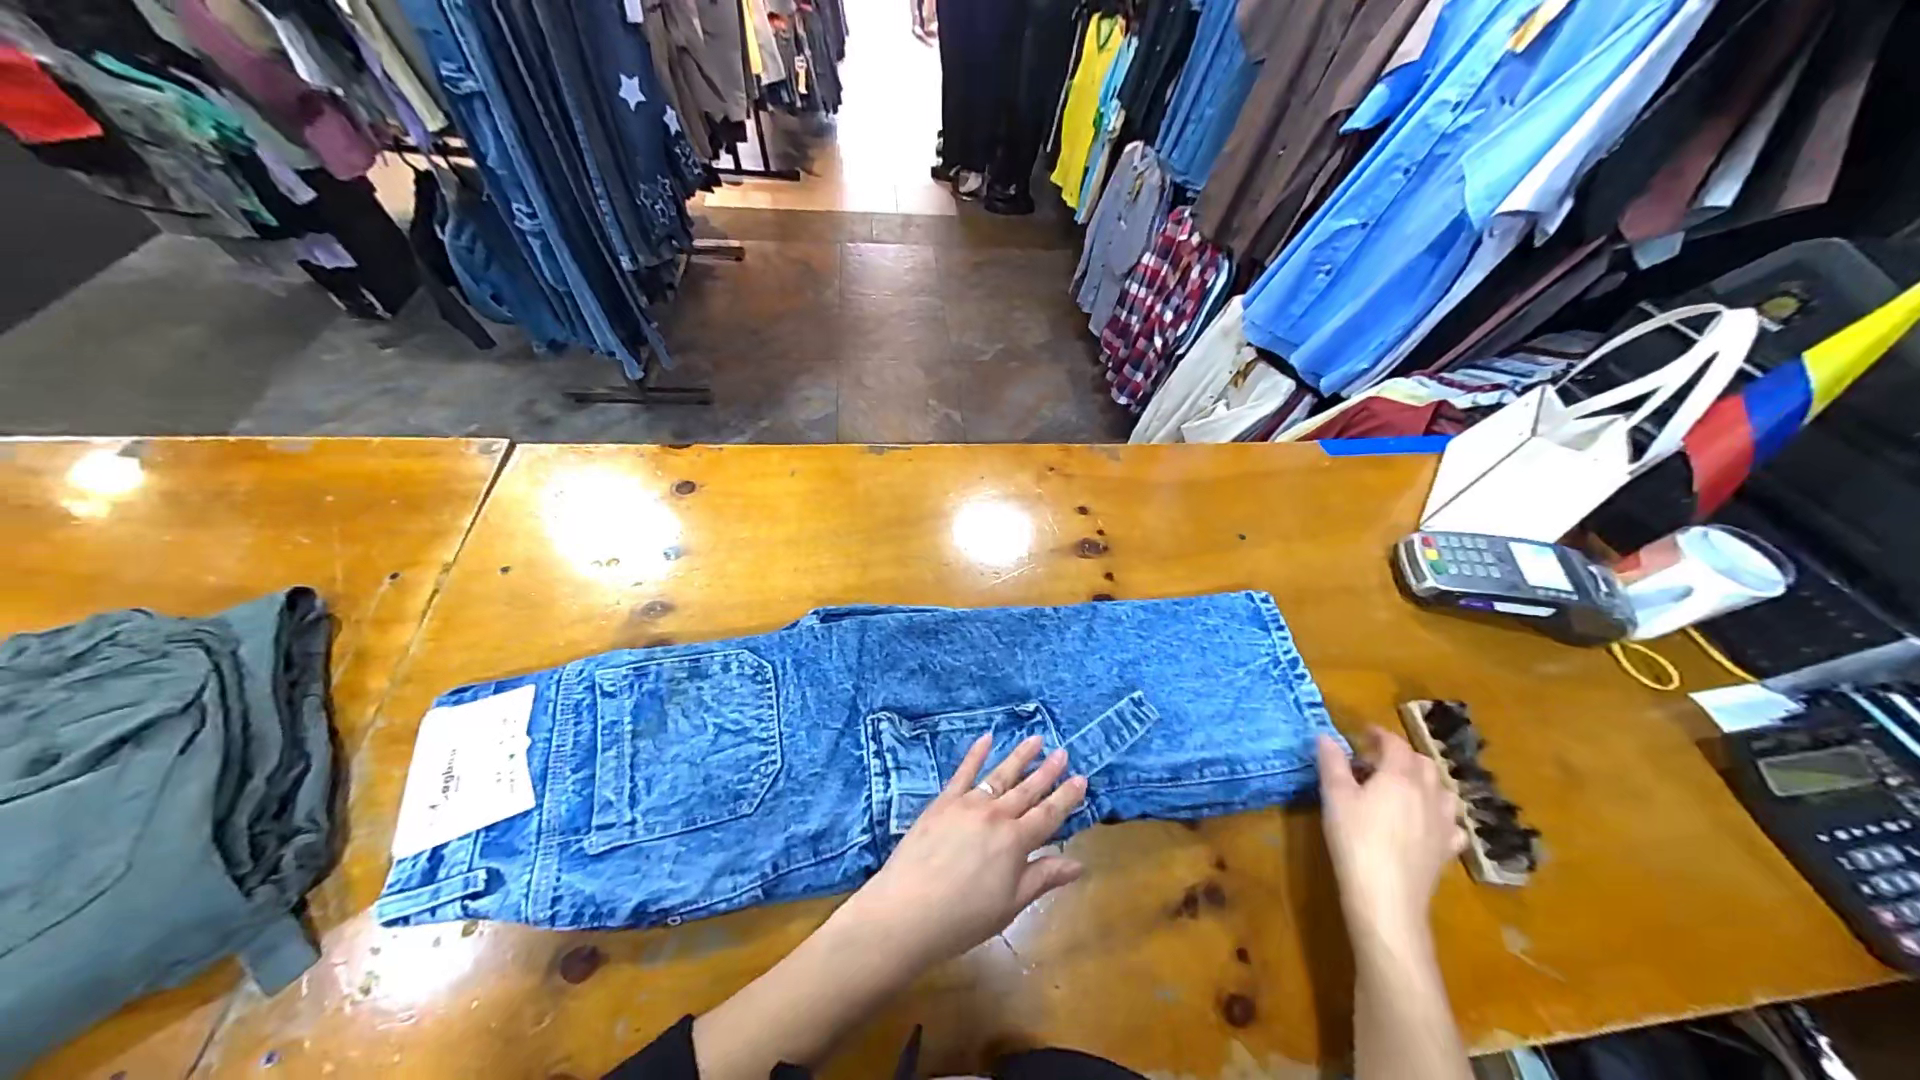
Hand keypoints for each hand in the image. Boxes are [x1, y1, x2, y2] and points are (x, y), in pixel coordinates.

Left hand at [830, 734, 1087, 971]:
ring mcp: (967, 805)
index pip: (1049, 814)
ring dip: (1019, 757)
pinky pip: (963, 773)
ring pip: (1000, 775)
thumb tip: (1079, 863)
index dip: (1067, 797)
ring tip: (1036, 740)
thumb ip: (1043, 877)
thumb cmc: (963, 918)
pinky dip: (975, 754)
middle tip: (1063, 752)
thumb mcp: (1010, 904)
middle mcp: (996, 815)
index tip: (1081, 778)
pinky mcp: (942, 802)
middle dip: (1047, 771)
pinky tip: (986, 738)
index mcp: (1016, 842)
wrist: (907, 911)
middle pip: (1027, 790)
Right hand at [1316, 727, 1466, 944]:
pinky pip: (1451, 822)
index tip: (1363, 733)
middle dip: (1402, 755)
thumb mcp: (1334, 796)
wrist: (1386, 895)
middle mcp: (1428, 793)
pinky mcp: (1448, 848)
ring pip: (1443, 789)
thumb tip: (1326, 735)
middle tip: (1376, 761)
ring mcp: (1443, 822)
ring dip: (1425, 780)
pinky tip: (1426, 822)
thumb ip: (1332, 762)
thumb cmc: (1355, 838)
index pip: (1396, 744)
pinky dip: (1439, 813)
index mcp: (1399, 776)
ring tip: (1404, 787)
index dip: (1380, 734)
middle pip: (1423, 763)